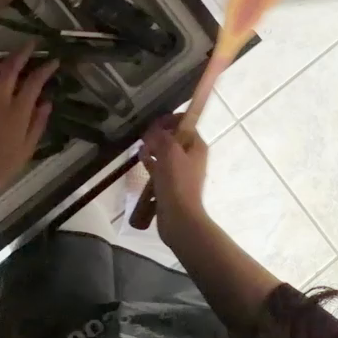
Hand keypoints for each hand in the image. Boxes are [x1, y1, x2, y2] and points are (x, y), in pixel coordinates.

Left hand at [0, 44, 58, 201]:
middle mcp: (0, 101)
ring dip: (6, 60)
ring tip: (14, 54)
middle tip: (32, 44)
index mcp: (17, 112)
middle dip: (22, 54)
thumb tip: (47, 103)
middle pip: (11, 69)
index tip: (53, 60)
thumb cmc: (0, 167)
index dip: (44, 69)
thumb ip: (37, 124)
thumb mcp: (26, 149)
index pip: (33, 83)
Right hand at [139, 114, 209, 245]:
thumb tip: (155, 130)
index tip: (153, 123)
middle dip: (158, 135)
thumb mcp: (169, 151)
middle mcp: (192, 156)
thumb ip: (162, 135)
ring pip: (166, 153)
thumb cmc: (176, 181)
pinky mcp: (172, 184)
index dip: (169, 120)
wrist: (179, 217)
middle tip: (144, 136)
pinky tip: (141, 161)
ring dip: (153, 149)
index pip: (184, 124)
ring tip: (141, 148)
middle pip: (174, 138)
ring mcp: (182, 171)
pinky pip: (161, 168)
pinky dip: (152, 163)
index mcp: (196, 146)